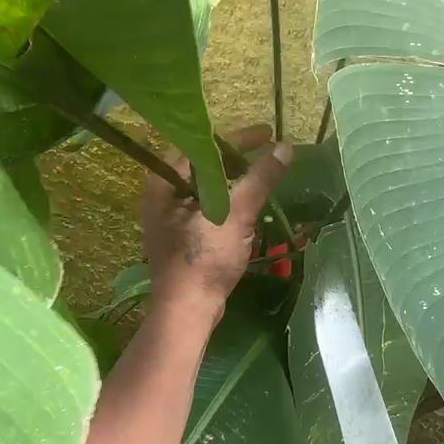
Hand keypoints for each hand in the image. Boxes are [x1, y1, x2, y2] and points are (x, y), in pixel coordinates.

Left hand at [138, 125, 292, 322]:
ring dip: (232, 185)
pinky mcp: (179, 240)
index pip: (200, 145)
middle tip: (263, 158)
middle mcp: (159, 197)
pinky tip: (246, 211)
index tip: (266, 134)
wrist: (188, 309)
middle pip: (201, 167)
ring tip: (259, 181)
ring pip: (204, 191)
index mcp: (162, 183)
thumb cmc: (205, 257)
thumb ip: (259, 178)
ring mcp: (167, 221)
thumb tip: (285, 148)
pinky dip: (225, 206)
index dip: (235, 138)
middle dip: (235, 162)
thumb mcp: (236, 213)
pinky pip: (204, 212)